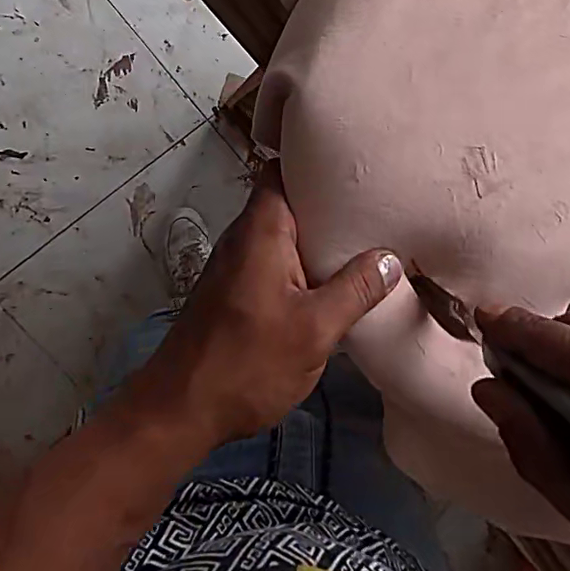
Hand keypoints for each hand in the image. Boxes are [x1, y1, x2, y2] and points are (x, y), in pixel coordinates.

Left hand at [122, 163, 402, 447]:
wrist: (180, 410)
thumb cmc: (247, 363)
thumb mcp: (314, 330)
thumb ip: (354, 291)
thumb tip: (389, 258)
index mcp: (261, 231)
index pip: (280, 171)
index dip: (312, 160)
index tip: (352, 162)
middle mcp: (244, 239)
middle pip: (286, 202)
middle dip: (327, 202)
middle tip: (375, 203)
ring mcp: (236, 267)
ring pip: (282, 236)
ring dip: (317, 238)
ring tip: (365, 237)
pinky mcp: (235, 293)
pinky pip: (274, 262)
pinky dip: (302, 264)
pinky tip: (332, 280)